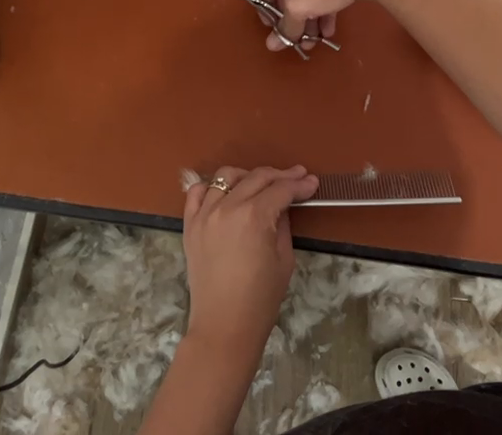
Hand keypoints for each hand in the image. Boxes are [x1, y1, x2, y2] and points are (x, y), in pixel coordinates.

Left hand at [182, 166, 318, 349]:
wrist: (224, 326)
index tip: (311, 183)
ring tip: (261, 184)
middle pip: (257, 177)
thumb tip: (282, 204)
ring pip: (226, 176)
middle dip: (280, 175)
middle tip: (296, 177)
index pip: (281, 190)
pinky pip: (196, 192)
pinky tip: (225, 193)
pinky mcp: (190, 224)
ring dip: (247, 176)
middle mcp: (227, 207)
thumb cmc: (260, 298)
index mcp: (254, 216)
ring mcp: (204, 214)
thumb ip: (283, 224)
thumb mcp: (284, 259)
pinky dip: (212, 187)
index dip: (299, 185)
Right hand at [252, 0, 381, 51]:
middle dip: (291, 21)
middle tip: (296, 40)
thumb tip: (272, 45)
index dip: (263, 8)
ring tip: (314, 41)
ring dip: (308, 21)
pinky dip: (323, 13)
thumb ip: (286, 28)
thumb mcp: (298, 8)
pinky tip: (329, 31)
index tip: (272, 26)